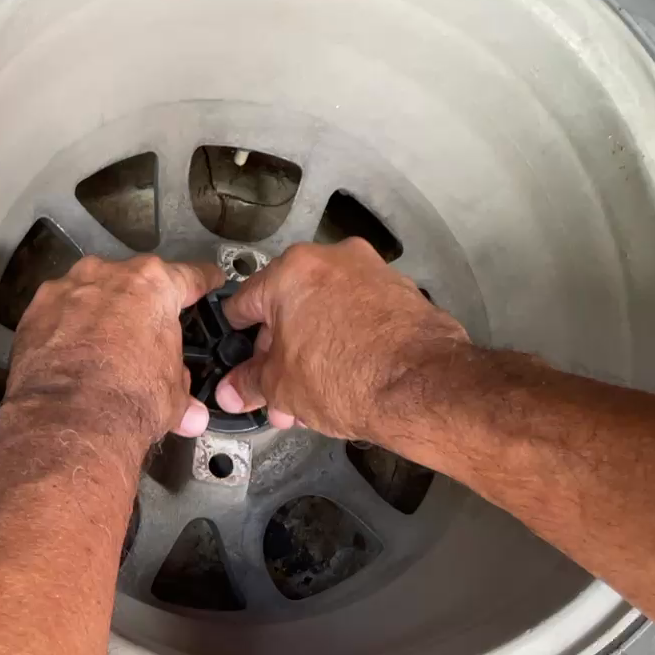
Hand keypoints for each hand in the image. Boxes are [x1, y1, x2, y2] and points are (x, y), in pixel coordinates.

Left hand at [6, 255, 226, 440]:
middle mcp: (109, 275)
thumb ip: (182, 393)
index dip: (201, 283)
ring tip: (101, 352)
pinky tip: (69, 358)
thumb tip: (191, 414)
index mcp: (153, 285)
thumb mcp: (172, 398)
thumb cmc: (127, 401)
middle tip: (142, 338)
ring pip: (90, 295)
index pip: (188, 276)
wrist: (69, 420)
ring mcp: (66, 289)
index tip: (205, 283)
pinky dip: (64, 331)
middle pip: (133, 283)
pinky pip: (57, 315)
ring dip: (98, 316)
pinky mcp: (34, 311)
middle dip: (139, 307)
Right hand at [215, 240, 478, 443]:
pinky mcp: (401, 293)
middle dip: (277, 352)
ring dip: (309, 349)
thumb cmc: (351, 376)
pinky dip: (344, 342)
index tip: (237, 359)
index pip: (242, 304)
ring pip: (323, 312)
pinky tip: (342, 378)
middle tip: (273, 386)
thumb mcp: (279, 387)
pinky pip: (357, 316)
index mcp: (291, 272)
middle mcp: (332, 261)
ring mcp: (371, 273)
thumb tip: (235, 389)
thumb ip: (249, 383)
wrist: (420, 388)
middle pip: (287, 307)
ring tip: (308, 393)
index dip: (234, 340)